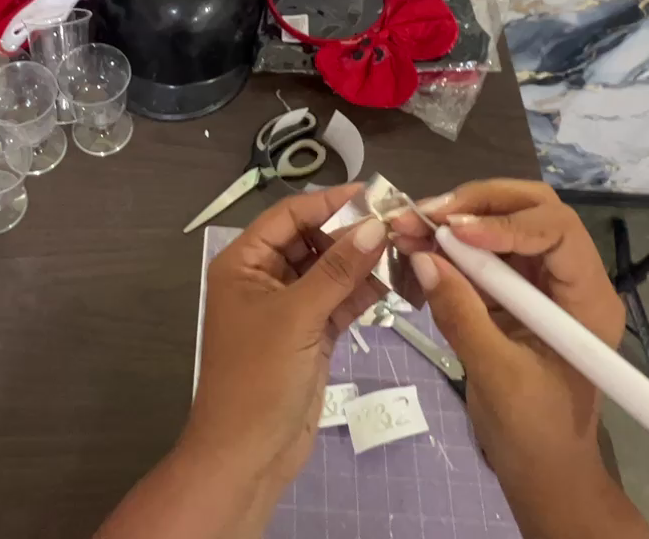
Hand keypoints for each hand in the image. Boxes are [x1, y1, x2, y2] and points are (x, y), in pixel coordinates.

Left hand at [96, 185, 388, 538]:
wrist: (248, 455)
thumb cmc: (258, 376)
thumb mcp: (297, 316)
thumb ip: (338, 270)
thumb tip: (374, 225)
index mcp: (244, 261)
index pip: (289, 216)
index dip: (328, 202)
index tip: (373, 193)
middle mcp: (264, 277)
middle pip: (311, 240)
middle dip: (351, 233)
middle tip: (398, 224)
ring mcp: (289, 306)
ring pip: (329, 271)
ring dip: (362, 262)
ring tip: (404, 248)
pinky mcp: (310, 333)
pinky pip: (338, 300)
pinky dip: (363, 292)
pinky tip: (395, 281)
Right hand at [391, 179, 648, 538]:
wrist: (542, 472)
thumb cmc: (535, 435)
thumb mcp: (498, 378)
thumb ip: (462, 315)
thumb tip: (423, 258)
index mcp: (586, 299)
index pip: (556, 230)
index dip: (505, 221)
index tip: (455, 232)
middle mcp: (566, 276)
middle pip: (529, 208)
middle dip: (475, 203)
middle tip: (426, 213)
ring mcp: (537, 281)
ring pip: (499, 222)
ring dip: (452, 219)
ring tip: (407, 225)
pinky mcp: (509, 289)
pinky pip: (478, 250)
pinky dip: (445, 243)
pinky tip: (413, 245)